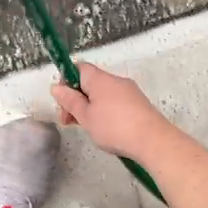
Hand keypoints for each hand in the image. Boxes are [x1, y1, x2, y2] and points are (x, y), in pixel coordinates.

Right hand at [51, 63, 175, 158]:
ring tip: (89, 128)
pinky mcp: (139, 104)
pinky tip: (106, 130)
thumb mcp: (85, 116)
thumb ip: (70, 101)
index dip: (66, 81)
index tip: (63, 103)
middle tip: (70, 122)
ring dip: (91, 108)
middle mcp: (116, 80)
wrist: (152, 140)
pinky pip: (116, 103)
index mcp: (100, 79)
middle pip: (90, 83)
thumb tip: (56, 87)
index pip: (78, 68)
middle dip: (77, 99)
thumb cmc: (114, 127)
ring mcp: (129, 91)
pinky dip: (106, 112)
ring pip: (103, 94)